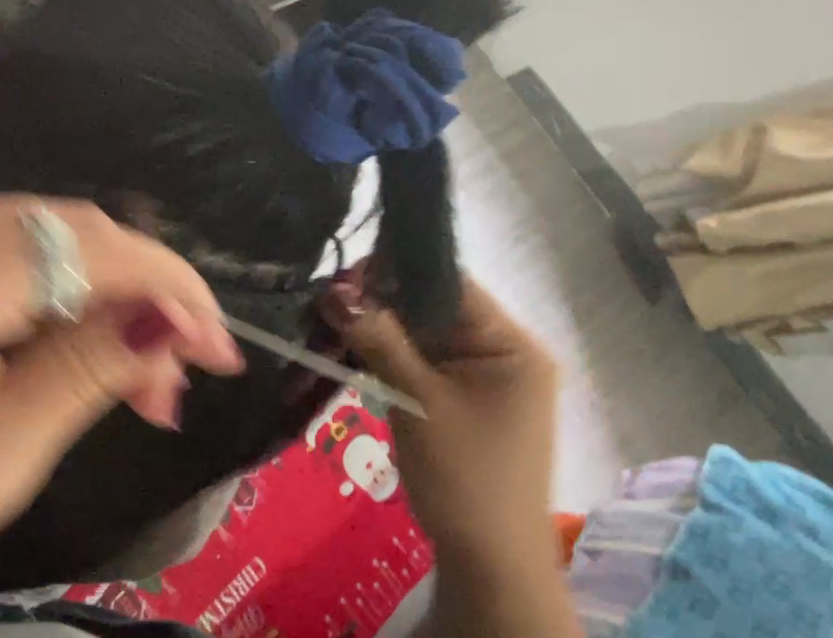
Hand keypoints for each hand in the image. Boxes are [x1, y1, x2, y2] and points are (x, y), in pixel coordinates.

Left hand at [0, 196, 246, 570]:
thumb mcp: (4, 445)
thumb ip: (89, 369)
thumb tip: (172, 322)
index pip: (86, 246)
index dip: (166, 286)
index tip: (219, 349)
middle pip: (73, 232)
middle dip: (142, 296)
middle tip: (180, 380)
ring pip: (54, 238)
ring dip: (109, 298)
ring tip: (144, 381)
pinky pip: (20, 249)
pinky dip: (67, 294)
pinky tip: (89, 348)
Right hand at [321, 275, 558, 568]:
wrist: (489, 560)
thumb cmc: (463, 475)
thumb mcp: (416, 399)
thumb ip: (378, 338)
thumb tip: (335, 288)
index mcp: (510, 345)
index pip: (448, 282)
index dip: (393, 272)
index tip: (340, 281)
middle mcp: (503, 351)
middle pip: (431, 305)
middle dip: (377, 302)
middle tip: (322, 305)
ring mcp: (484, 375)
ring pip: (420, 332)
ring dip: (376, 329)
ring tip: (325, 325)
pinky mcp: (463, 397)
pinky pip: (420, 358)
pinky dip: (385, 354)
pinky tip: (346, 351)